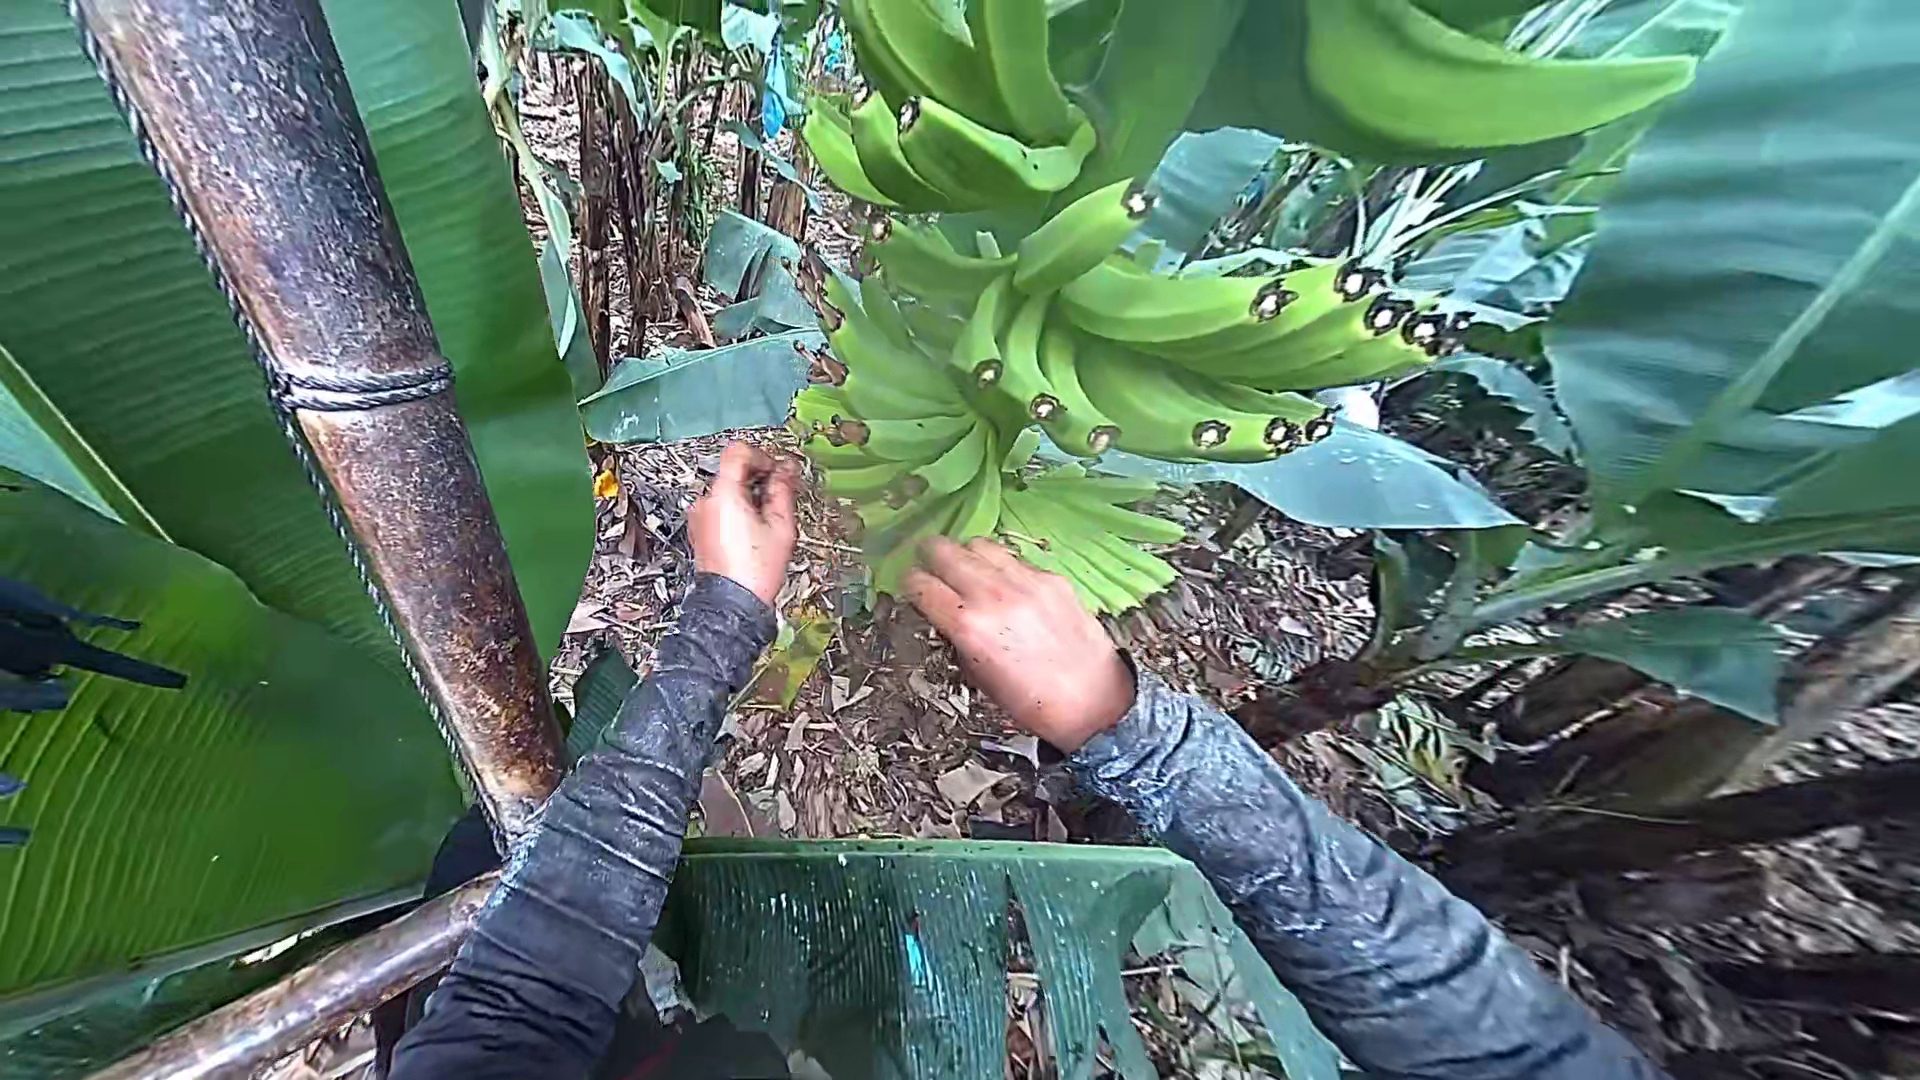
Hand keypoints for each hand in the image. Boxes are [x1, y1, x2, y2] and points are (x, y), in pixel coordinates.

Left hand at [688, 442, 798, 606]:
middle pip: (733, 471)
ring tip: (770, 518)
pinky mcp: (701, 529)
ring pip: (728, 490)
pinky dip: (739, 510)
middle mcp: (705, 502)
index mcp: (723, 495)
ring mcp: (700, 517)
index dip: (763, 456)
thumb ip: (783, 489)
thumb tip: (786, 469)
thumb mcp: (781, 525)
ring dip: (750, 496)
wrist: (734, 604)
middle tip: (781, 495)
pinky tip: (756, 530)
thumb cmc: (754, 571)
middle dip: (760, 479)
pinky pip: (721, 508)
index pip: (738, 452)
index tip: (779, 470)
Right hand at [902, 537, 1133, 751]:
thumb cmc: (1031, 701)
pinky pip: (1013, 557)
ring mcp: (1025, 580)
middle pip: (943, 549)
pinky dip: (1000, 565)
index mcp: (968, 626)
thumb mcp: (978, 676)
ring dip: (965, 554)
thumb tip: (946, 615)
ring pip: (978, 544)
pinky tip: (1006, 583)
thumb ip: (958, 638)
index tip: (912, 587)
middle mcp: (992, 594)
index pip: (920, 583)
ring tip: (969, 569)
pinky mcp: (1050, 577)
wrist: (1093, 700)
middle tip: (931, 565)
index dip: (910, 583)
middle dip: (929, 556)